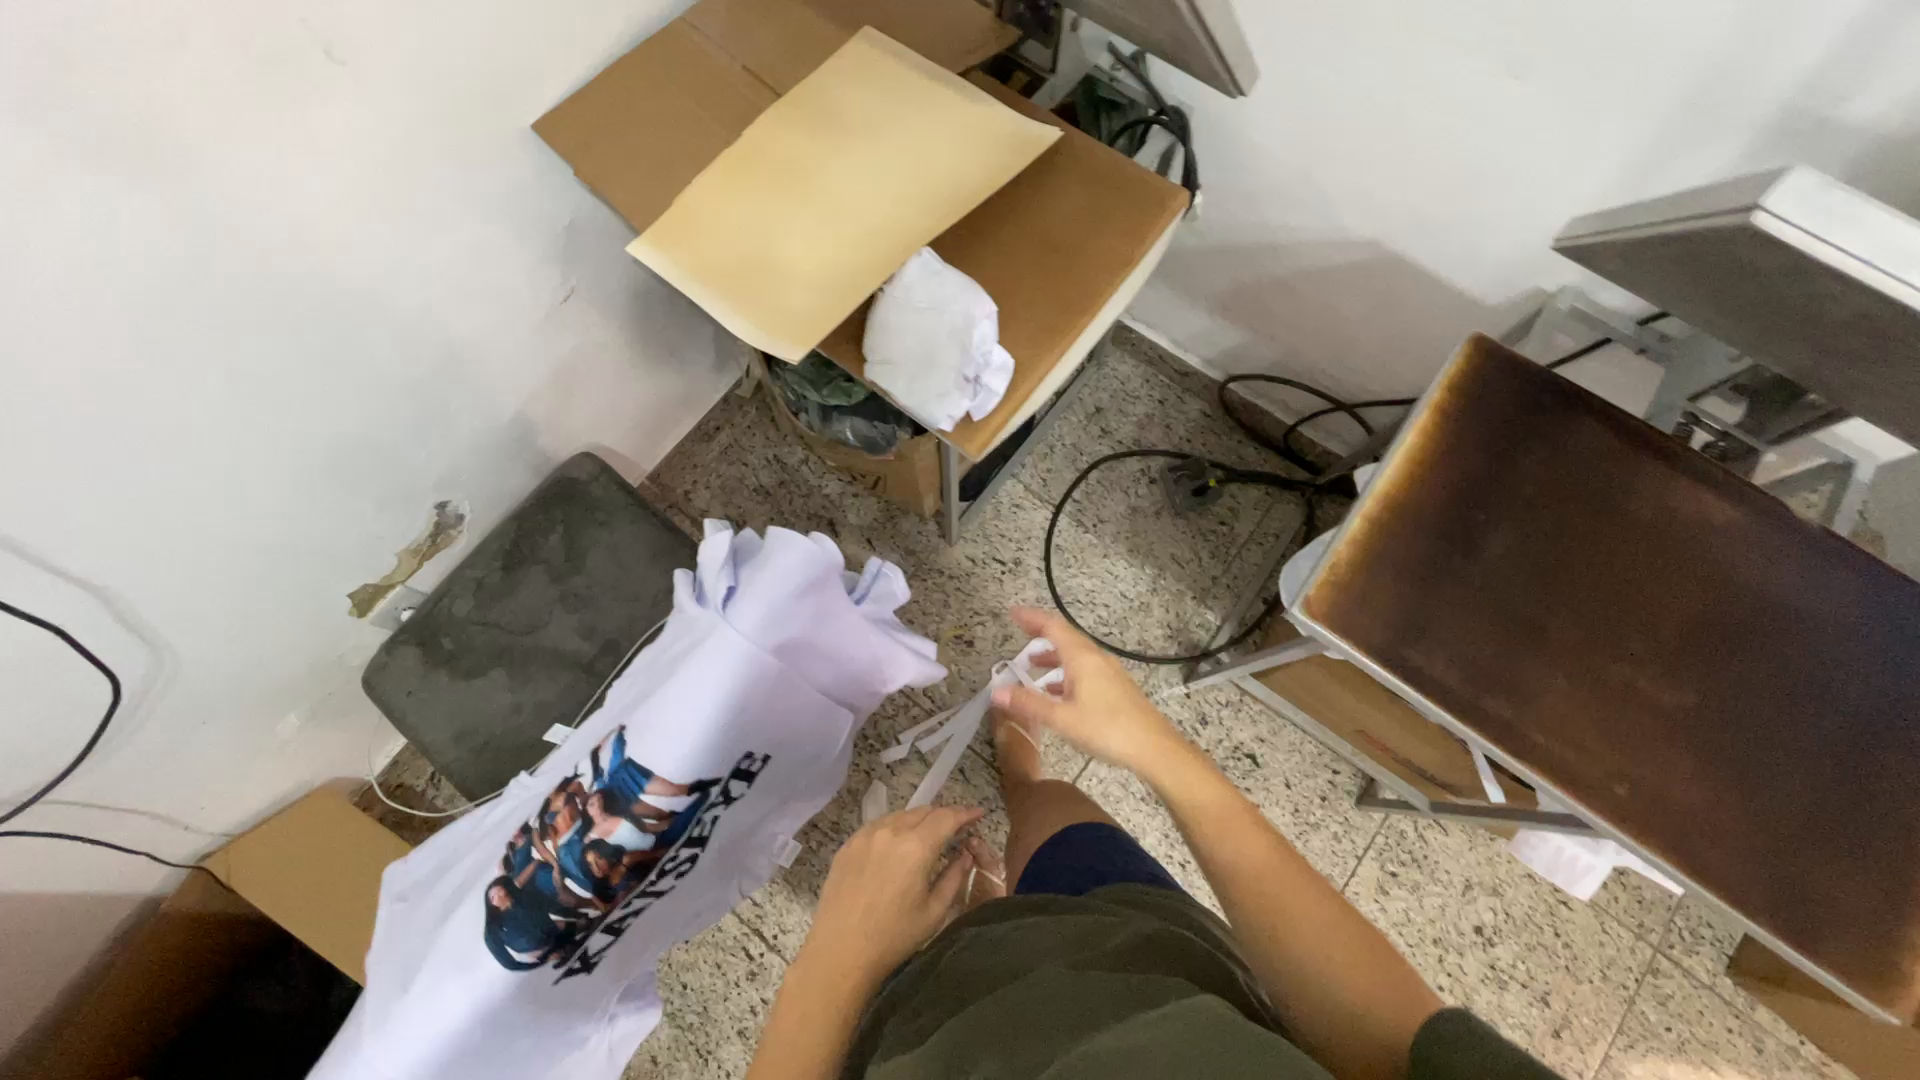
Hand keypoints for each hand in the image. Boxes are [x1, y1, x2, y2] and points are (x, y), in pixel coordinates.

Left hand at [800, 805, 982, 986]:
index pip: (946, 817)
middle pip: (924, 811)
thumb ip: (954, 877)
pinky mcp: (848, 844)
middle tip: (956, 830)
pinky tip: (898, 847)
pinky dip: (896, 828)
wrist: (839, 952)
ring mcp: (865, 835)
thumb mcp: (934, 912)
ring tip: (928, 838)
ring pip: (900, 815)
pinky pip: (879, 826)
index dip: (965, 813)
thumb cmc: (893, 938)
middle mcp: (890, 831)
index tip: (978, 813)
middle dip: (944, 816)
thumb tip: (965, 855)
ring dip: (919, 820)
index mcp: (916, 847)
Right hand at [991, 606, 1190, 775]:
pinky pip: (1085, 669)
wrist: (1154, 748)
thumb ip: (1028, 704)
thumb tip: (996, 692)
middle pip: (1065, 637)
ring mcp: (1109, 672)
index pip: (1053, 626)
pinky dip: (1066, 672)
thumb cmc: (1106, 729)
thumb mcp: (1062, 718)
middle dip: (1040, 633)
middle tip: (1019, 632)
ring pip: (1076, 655)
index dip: (1031, 618)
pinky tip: (1057, 692)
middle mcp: (1096, 658)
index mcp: (1082, 658)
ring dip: (1053, 655)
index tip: (1012, 612)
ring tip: (1032, 665)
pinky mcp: (1116, 687)